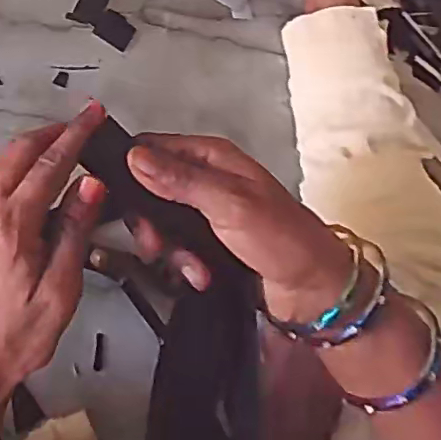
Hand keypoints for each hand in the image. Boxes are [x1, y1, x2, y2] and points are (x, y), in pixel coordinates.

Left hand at [0, 102, 107, 421]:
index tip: (95, 114)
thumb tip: (91, 183)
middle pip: (21, 149)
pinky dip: (26, 159)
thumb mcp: (61, 285)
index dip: (76, 135)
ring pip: (8, 157)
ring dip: (40, 142)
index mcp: (12, 224)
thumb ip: (75, 228)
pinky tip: (46, 165)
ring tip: (72, 138)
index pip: (49, 164)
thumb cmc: (21, 331)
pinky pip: (1, 173)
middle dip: (56, 129)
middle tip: (86, 120)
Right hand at [124, 134, 349, 320]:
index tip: (127, 198)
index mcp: (212, 157)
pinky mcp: (208, 240)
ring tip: (189, 262)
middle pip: (151, 189)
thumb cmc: (286, 239)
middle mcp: (207, 179)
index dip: (134, 170)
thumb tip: (138, 158)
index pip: (154, 148)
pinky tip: (200, 272)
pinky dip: (183, 264)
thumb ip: (181, 180)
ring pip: (161, 223)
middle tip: (156, 240)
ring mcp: (207, 211)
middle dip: (150, 221)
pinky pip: (176, 248)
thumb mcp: (228, 204)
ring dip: (169, 248)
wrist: (313, 290)